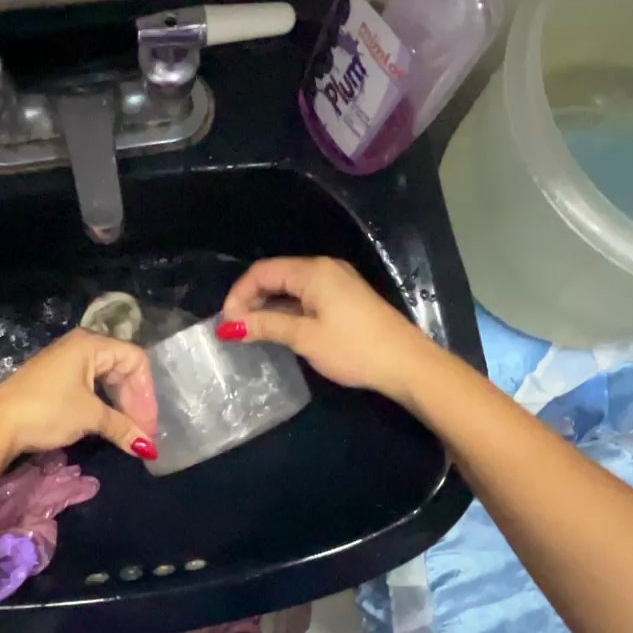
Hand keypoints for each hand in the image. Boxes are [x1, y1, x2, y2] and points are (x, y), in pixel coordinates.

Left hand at [0, 329, 160, 459]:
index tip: (148, 425)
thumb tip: (148, 448)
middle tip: (142, 433)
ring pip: (106, 380)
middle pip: (122, 369)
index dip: (146, 393)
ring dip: (121, 407)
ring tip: (129, 433)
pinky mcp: (55, 381)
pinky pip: (91, 388)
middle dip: (135, 402)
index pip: (135, 360)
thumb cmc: (47, 410)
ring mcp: (66, 363)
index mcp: (90, 344)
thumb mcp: (89, 417)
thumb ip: (122, 428)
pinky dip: (104, 407)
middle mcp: (80, 347)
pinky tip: (109, 426)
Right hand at [217, 257, 439, 401]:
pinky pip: (306, 297)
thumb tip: (230, 325)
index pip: (263, 271)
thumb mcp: (305, 337)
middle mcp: (325, 269)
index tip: (227, 322)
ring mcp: (337, 283)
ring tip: (252, 332)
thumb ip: (266, 326)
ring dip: (269, 307)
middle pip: (276, 276)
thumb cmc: (353, 348)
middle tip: (236, 329)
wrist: (406, 363)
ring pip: (291, 288)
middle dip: (251, 299)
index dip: (239, 293)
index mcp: (313, 271)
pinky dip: (288, 311)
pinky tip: (279, 331)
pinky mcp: (345, 299)